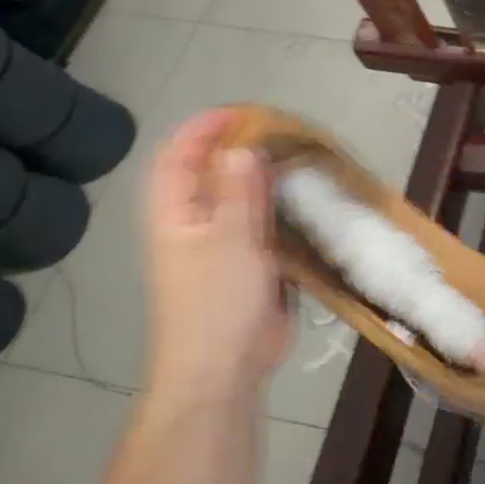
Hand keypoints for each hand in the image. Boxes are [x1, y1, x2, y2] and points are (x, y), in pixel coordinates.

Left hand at [141, 110, 292, 398]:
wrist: (223, 371)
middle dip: (242, 145)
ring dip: (266, 173)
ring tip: (301, 154)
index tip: (244, 112)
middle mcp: (194, 222)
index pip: (177, 157)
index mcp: (174, 215)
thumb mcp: (229, 240)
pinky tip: (310, 196)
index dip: (203, 129)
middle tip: (284, 129)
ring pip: (240, 195)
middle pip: (211, 171)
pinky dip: (283, 203)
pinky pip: (264, 221)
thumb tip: (242, 145)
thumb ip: (237, 190)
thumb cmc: (215, 304)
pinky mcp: (250, 262)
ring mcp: (222, 243)